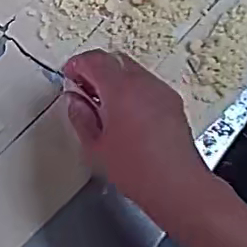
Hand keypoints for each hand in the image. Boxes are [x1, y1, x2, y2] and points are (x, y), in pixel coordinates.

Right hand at [62, 50, 213, 210]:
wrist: (178, 187)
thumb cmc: (136, 169)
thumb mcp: (94, 145)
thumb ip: (80, 116)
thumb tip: (75, 100)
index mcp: (120, 89)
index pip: (94, 60)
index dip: (76, 65)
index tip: (68, 76)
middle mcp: (143, 84)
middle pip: (114, 59)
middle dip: (95, 68)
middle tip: (82, 87)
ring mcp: (162, 92)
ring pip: (132, 70)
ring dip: (114, 78)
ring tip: (102, 103)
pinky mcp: (173, 104)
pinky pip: (146, 84)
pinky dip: (131, 89)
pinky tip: (124, 113)